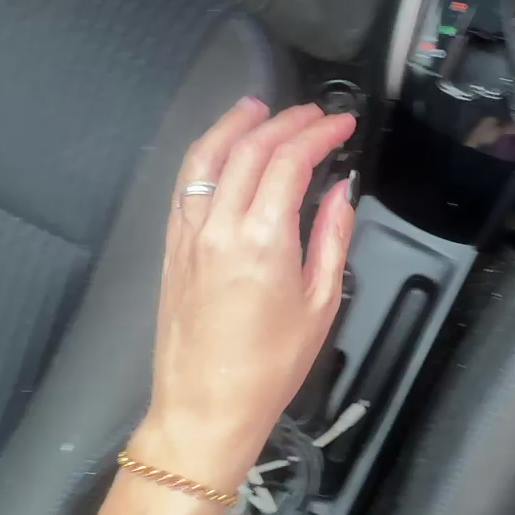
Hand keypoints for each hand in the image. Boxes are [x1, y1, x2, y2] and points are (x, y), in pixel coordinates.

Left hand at [131, 98, 357, 492]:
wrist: (206, 407)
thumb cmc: (271, 366)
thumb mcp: (321, 304)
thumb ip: (333, 238)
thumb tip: (341, 191)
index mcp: (264, 240)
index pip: (291, 161)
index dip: (319, 134)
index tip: (342, 124)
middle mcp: (220, 226)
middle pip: (250, 149)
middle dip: (285, 121)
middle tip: (314, 114)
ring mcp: (188, 233)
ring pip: (207, 157)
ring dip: (235, 124)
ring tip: (260, 107)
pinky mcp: (172, 245)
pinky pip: (186, 183)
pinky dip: (206, 154)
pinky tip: (222, 148)